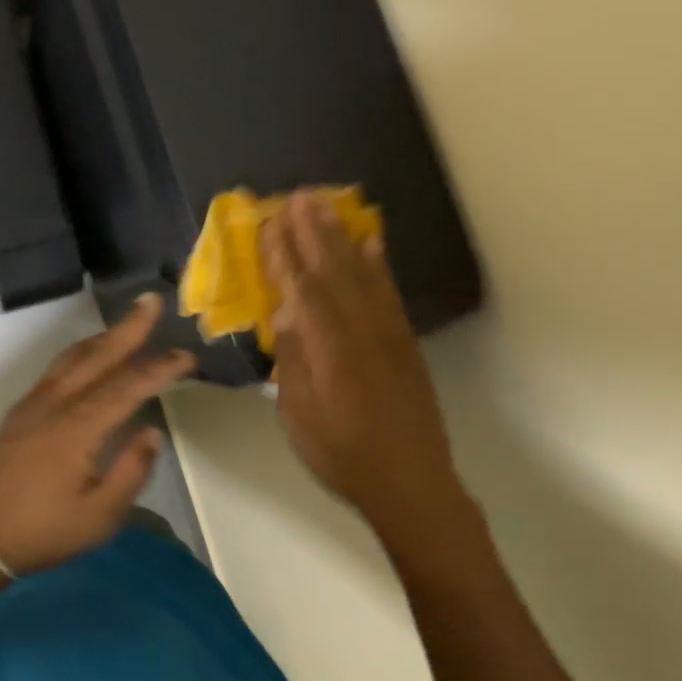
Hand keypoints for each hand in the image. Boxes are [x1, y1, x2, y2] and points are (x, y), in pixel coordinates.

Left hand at [0, 294, 193, 573]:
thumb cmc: (43, 530)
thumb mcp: (99, 516)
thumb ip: (130, 471)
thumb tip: (152, 432)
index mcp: (78, 428)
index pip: (126, 387)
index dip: (159, 368)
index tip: (186, 355)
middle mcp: (55, 403)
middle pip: (98, 355)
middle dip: (128, 327)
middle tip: (152, 300)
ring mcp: (34, 402)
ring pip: (74, 356)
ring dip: (104, 336)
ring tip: (128, 322)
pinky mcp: (21, 409)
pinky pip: (57, 368)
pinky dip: (82, 352)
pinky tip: (90, 355)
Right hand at [262, 191, 469, 535]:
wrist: (411, 484)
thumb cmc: (343, 454)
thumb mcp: (300, 414)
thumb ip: (293, 360)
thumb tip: (285, 314)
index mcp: (329, 348)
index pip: (302, 289)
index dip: (284, 254)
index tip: (270, 222)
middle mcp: (361, 330)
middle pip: (333, 270)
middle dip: (313, 231)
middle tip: (298, 196)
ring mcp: (388, 333)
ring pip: (362, 273)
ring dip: (342, 236)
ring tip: (326, 206)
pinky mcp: (404, 342)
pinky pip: (389, 291)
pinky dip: (378, 263)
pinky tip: (371, 243)